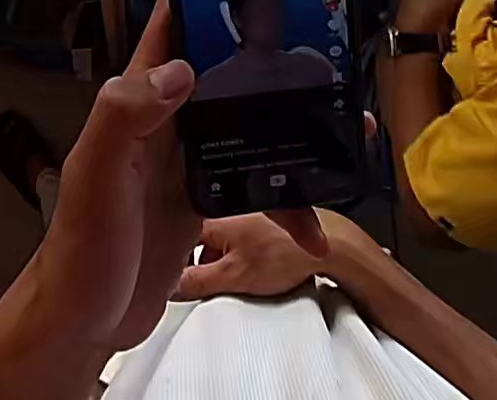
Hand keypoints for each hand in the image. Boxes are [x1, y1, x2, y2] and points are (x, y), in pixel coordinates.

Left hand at [22, 0, 334, 351]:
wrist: (86, 319)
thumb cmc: (82, 241)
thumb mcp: (95, 170)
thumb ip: (126, 113)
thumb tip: (183, 69)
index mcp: (140, 95)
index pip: (171, 27)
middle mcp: (169, 115)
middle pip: (223, 67)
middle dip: (267, 56)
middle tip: (321, 46)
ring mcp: (191, 153)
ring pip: (248, 119)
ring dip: (290, 122)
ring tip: (341, 123)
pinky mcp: (208, 191)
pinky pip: (255, 177)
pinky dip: (285, 197)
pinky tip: (311, 223)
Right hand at [174, 213, 324, 299]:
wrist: (326, 245)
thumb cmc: (283, 254)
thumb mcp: (233, 276)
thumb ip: (197, 282)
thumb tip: (169, 287)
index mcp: (213, 216)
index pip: (177, 236)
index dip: (171, 261)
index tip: (170, 282)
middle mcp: (224, 208)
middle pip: (195, 238)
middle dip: (193, 263)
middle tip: (198, 288)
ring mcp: (241, 211)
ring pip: (215, 239)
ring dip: (213, 259)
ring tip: (224, 282)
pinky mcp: (257, 218)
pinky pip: (232, 238)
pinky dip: (231, 254)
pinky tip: (244, 270)